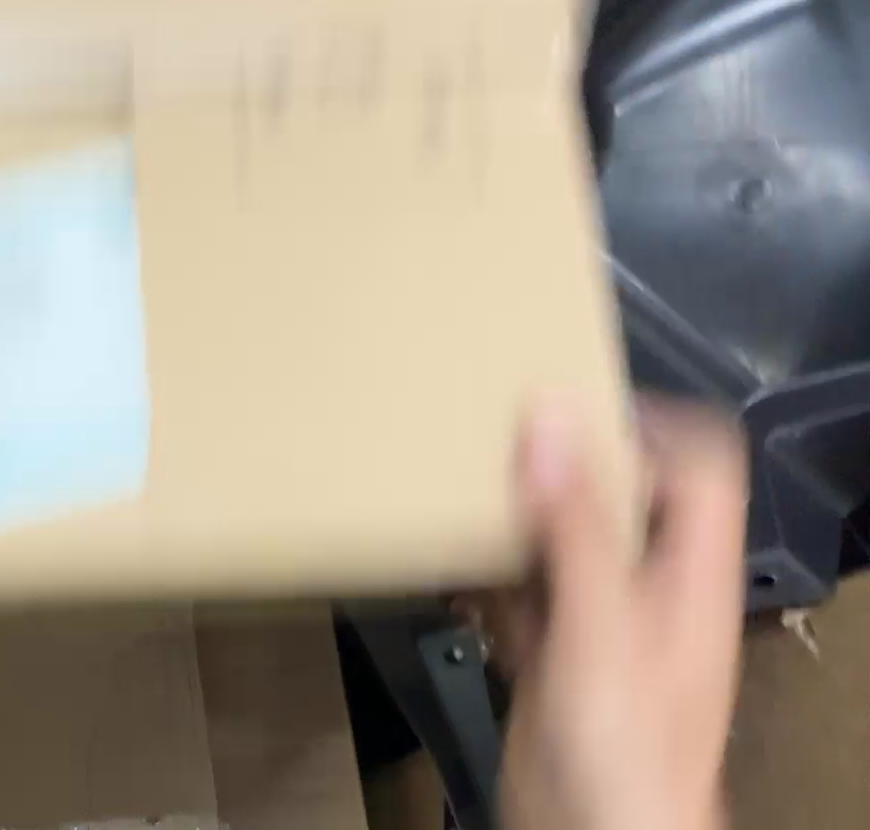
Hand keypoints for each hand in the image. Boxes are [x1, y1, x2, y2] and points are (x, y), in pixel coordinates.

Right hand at [493, 398, 747, 829]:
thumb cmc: (624, 748)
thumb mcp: (601, 631)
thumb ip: (577, 532)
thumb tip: (552, 425)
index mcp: (683, 580)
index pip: (697, 474)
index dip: (650, 423)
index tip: (569, 389)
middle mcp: (641, 591)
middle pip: (615, 499)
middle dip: (558, 457)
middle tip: (490, 419)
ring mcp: (591, 622)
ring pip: (554, 539)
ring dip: (510, 507)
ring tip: (454, 469)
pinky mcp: (543, 649)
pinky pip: (508, 586)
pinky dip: (475, 566)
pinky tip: (439, 553)